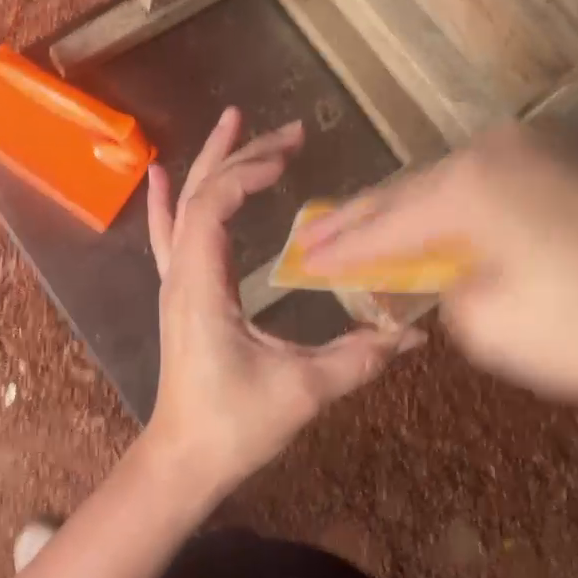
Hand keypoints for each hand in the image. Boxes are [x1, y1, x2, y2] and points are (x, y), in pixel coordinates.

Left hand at [143, 108, 420, 493]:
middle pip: (203, 194)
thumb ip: (358, 358)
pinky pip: (167, 234)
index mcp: (201, 284)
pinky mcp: (182, 291)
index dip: (246, 173)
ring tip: (235, 120)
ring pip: (186, 205)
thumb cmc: (234, 424)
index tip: (288, 157)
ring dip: (213, 163)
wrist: (184, 457)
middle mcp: (182, 271)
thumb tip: (414, 334)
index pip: (213, 207)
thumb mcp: (302, 391)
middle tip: (288, 130)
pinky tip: (162, 173)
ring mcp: (176, 280)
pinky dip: (167, 199)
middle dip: (243, 156)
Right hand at [299, 125, 577, 424]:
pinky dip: (499, 200)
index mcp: (474, 182)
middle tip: (335, 236)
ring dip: (441, 206)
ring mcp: (565, 141)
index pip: (386, 218)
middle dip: (379, 218)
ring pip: (477, 175)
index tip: (303, 253)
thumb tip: (453, 279)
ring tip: (412, 230)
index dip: (342, 242)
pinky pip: (528, 174)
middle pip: (425, 186)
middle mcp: (509, 144)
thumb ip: (450, 298)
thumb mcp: (500, 332)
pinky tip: (500, 222)